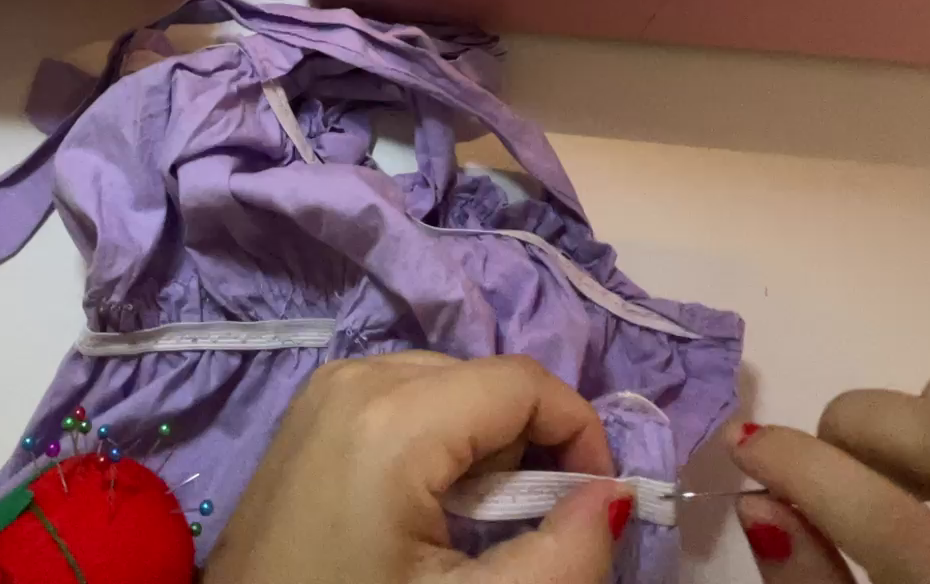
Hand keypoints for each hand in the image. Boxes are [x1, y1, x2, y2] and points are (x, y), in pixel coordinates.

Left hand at [203, 351, 631, 583]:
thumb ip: (564, 557)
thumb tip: (615, 495)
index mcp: (393, 415)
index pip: (522, 381)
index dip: (579, 433)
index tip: (595, 504)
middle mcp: (358, 372)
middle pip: (483, 380)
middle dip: (525, 446)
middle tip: (520, 527)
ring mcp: (328, 382)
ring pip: (446, 384)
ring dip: (481, 443)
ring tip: (467, 522)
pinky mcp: (314, 403)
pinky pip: (403, 393)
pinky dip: (435, 435)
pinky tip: (420, 501)